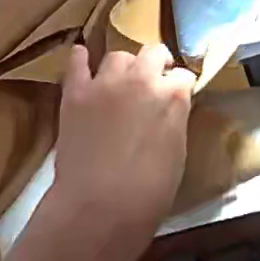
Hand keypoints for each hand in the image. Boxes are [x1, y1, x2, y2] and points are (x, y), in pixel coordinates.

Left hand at [53, 43, 196, 231]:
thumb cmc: (148, 192)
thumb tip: (169, 111)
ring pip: (118, 56)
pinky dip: (81, 58)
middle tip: (153, 82)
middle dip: (156, 64)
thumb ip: (174, 120)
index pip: (183, 76)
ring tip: (121, 82)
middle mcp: (142, 78)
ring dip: (124, 66)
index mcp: (173, 95)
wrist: (98, 208)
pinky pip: (77, 62)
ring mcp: (106, 82)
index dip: (180, 86)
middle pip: (153, 52)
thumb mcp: (177, 152)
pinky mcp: (76, 92)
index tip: (177, 97)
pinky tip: (83, 58)